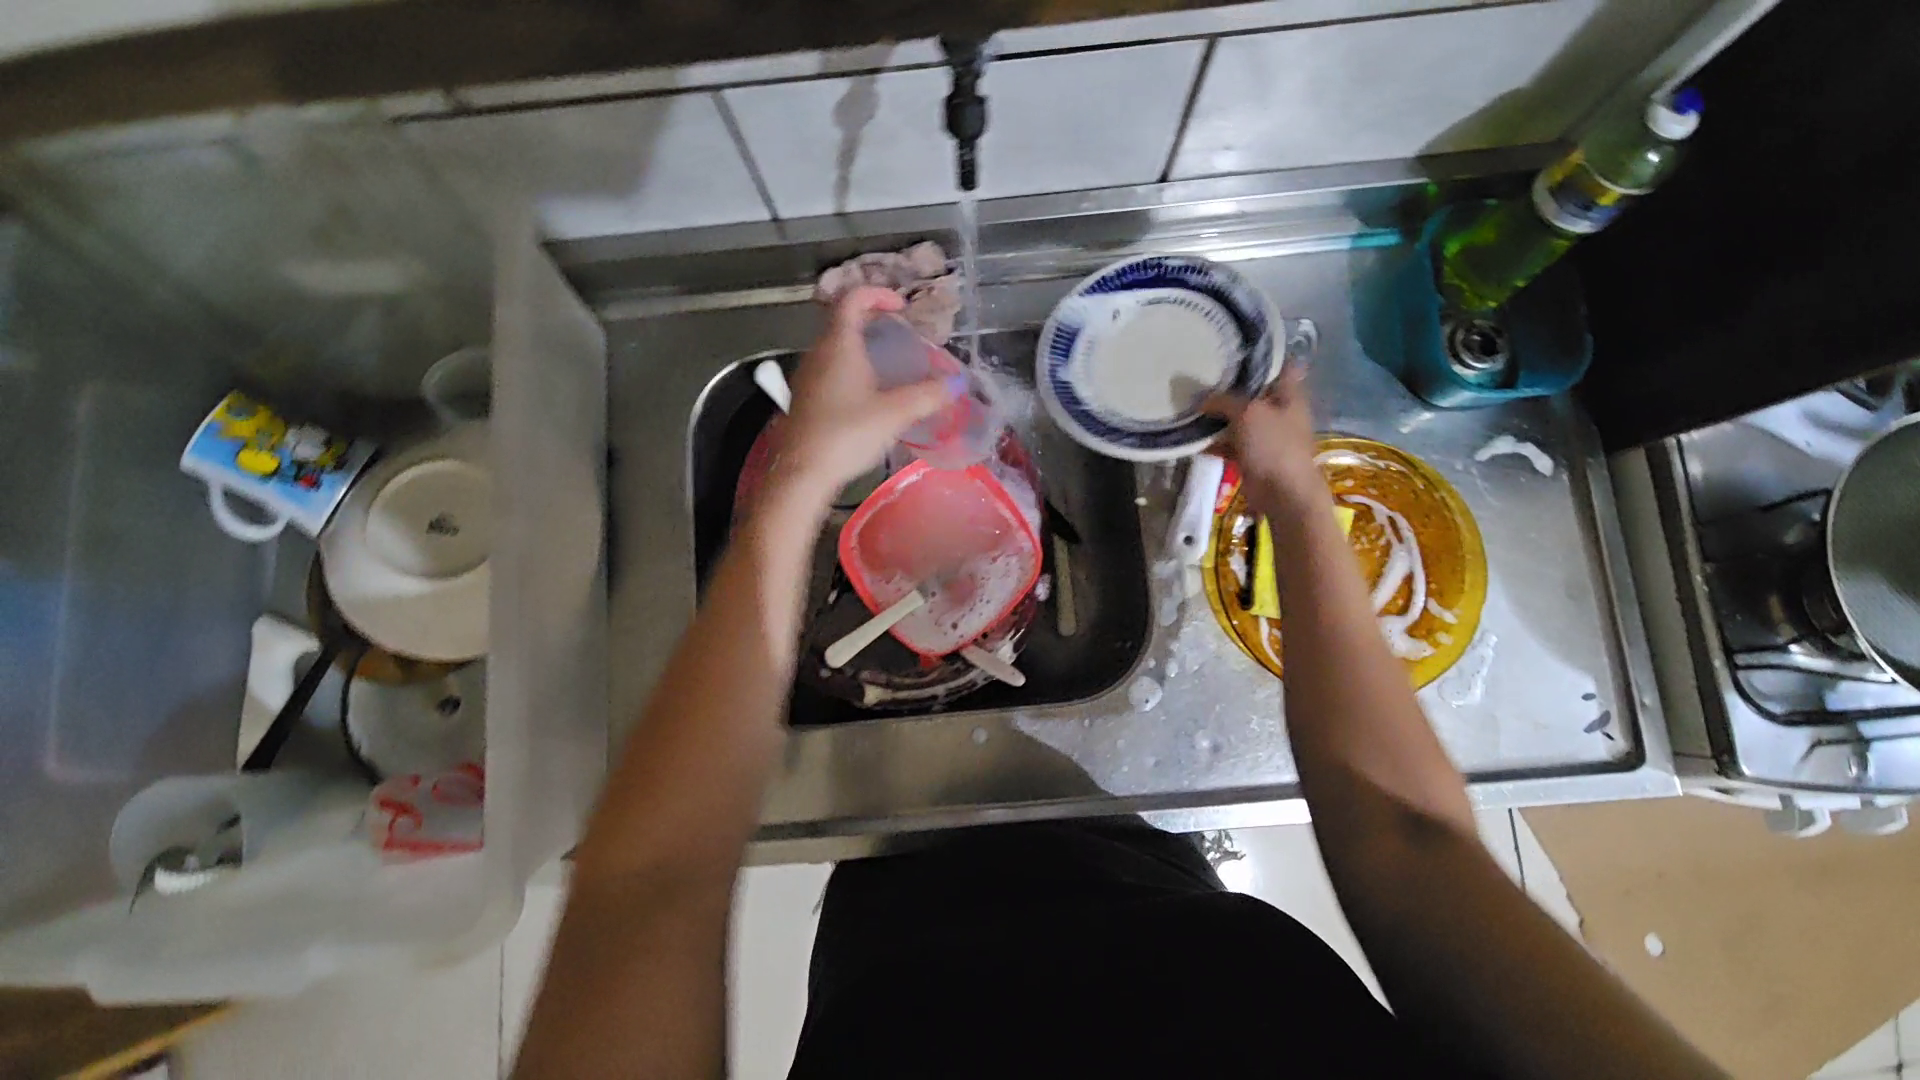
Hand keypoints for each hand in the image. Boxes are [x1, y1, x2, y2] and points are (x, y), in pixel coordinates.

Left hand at [776, 286, 959, 501]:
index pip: (853, 298)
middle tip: (900, 335)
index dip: (878, 294)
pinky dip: (851, 370)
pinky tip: (868, 397)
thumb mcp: (894, 413)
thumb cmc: (847, 433)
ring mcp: (807, 376)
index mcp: (839, 344)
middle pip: (843, 321)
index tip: (901, 309)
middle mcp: (818, 353)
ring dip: (861, 348)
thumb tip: (956, 384)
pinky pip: (830, 371)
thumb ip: (927, 395)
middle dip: (872, 321)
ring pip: (835, 348)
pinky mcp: (804, 399)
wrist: (801, 472)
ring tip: (888, 367)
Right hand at [1204, 366, 1326, 517]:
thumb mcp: (1248, 412)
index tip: (1236, 351)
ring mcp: (1265, 435)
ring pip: (1238, 419)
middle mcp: (1279, 411)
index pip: (1281, 366)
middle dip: (1230, 386)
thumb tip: (1201, 399)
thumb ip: (1224, 400)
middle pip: (1254, 393)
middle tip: (1202, 376)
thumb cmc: (1273, 445)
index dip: (1263, 357)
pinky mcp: (1252, 456)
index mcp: (1288, 395)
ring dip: (1217, 415)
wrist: (1283, 492)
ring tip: (1191, 404)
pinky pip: (1229, 443)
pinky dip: (1213, 442)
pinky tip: (1192, 437)